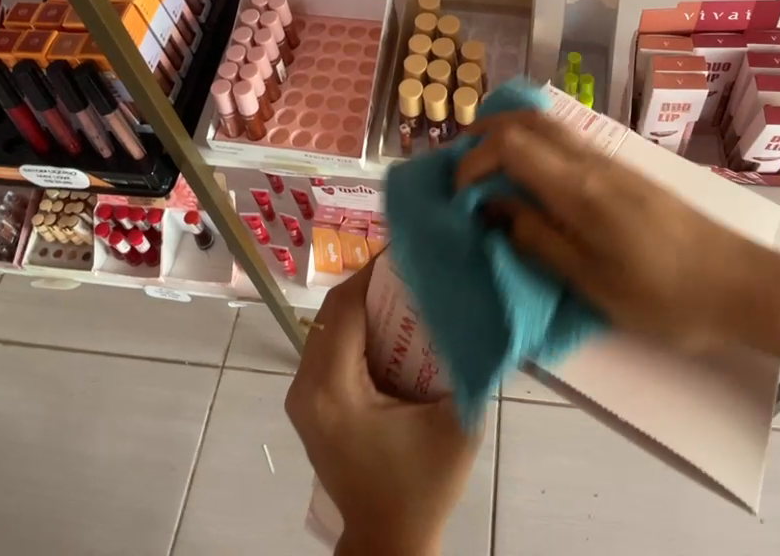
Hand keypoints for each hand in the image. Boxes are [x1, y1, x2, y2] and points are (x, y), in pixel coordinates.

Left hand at [286, 261, 479, 553]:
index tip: (410, 251)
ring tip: (407, 291)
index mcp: (333, 389)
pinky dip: (358, 330)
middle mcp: (306, 386)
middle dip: (373, 285)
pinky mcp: (310, 404)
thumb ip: (467, 367)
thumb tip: (477, 313)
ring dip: (365, 306)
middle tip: (415, 269)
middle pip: (334, 312)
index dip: (375, 272)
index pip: (346, 307)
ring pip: (329, 327)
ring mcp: (302, 397)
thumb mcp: (456, 425)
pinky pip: (330, 348)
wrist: (389, 541)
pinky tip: (392, 327)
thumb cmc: (422, 486)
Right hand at [458, 111, 779, 357]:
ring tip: (487, 166)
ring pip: (551, 126)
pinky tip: (533, 174)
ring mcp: (614, 162)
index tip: (458, 198)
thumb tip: (495, 209)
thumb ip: (538, 240)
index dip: (473, 161)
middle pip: (529, 121)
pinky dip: (537, 144)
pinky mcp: (628, 172)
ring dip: (511, 135)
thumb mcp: (592, 282)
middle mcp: (593, 161)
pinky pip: (569, 141)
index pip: (510, 144)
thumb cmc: (664, 296)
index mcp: (578, 187)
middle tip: (460, 165)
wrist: (742, 286)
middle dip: (486, 134)